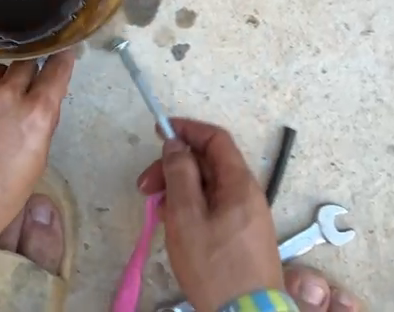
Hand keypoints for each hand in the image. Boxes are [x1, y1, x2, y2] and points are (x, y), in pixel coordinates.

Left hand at [0, 49, 77, 248]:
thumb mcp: (35, 159)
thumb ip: (40, 122)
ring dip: (2, 83)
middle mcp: (9, 94)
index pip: (55, 71)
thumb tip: (41, 102)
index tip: (63, 49)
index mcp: (36, 113)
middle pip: (25, 63)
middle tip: (25, 86)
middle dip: (29, 72)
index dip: (61, 59)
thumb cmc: (2, 194)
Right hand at [136, 119, 282, 311]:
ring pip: (208, 187)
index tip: (159, 132)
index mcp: (239, 184)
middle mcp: (248, 196)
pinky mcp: (241, 237)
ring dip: (179, 188)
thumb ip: (179, 173)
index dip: (187, 129)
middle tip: (145, 184)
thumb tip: (176, 144)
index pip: (215, 139)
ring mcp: (246, 218)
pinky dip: (190, 207)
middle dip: (174, 165)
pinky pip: (213, 208)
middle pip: (208, 163)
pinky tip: (173, 224)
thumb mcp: (187, 215)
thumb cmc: (214, 265)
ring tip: (156, 210)